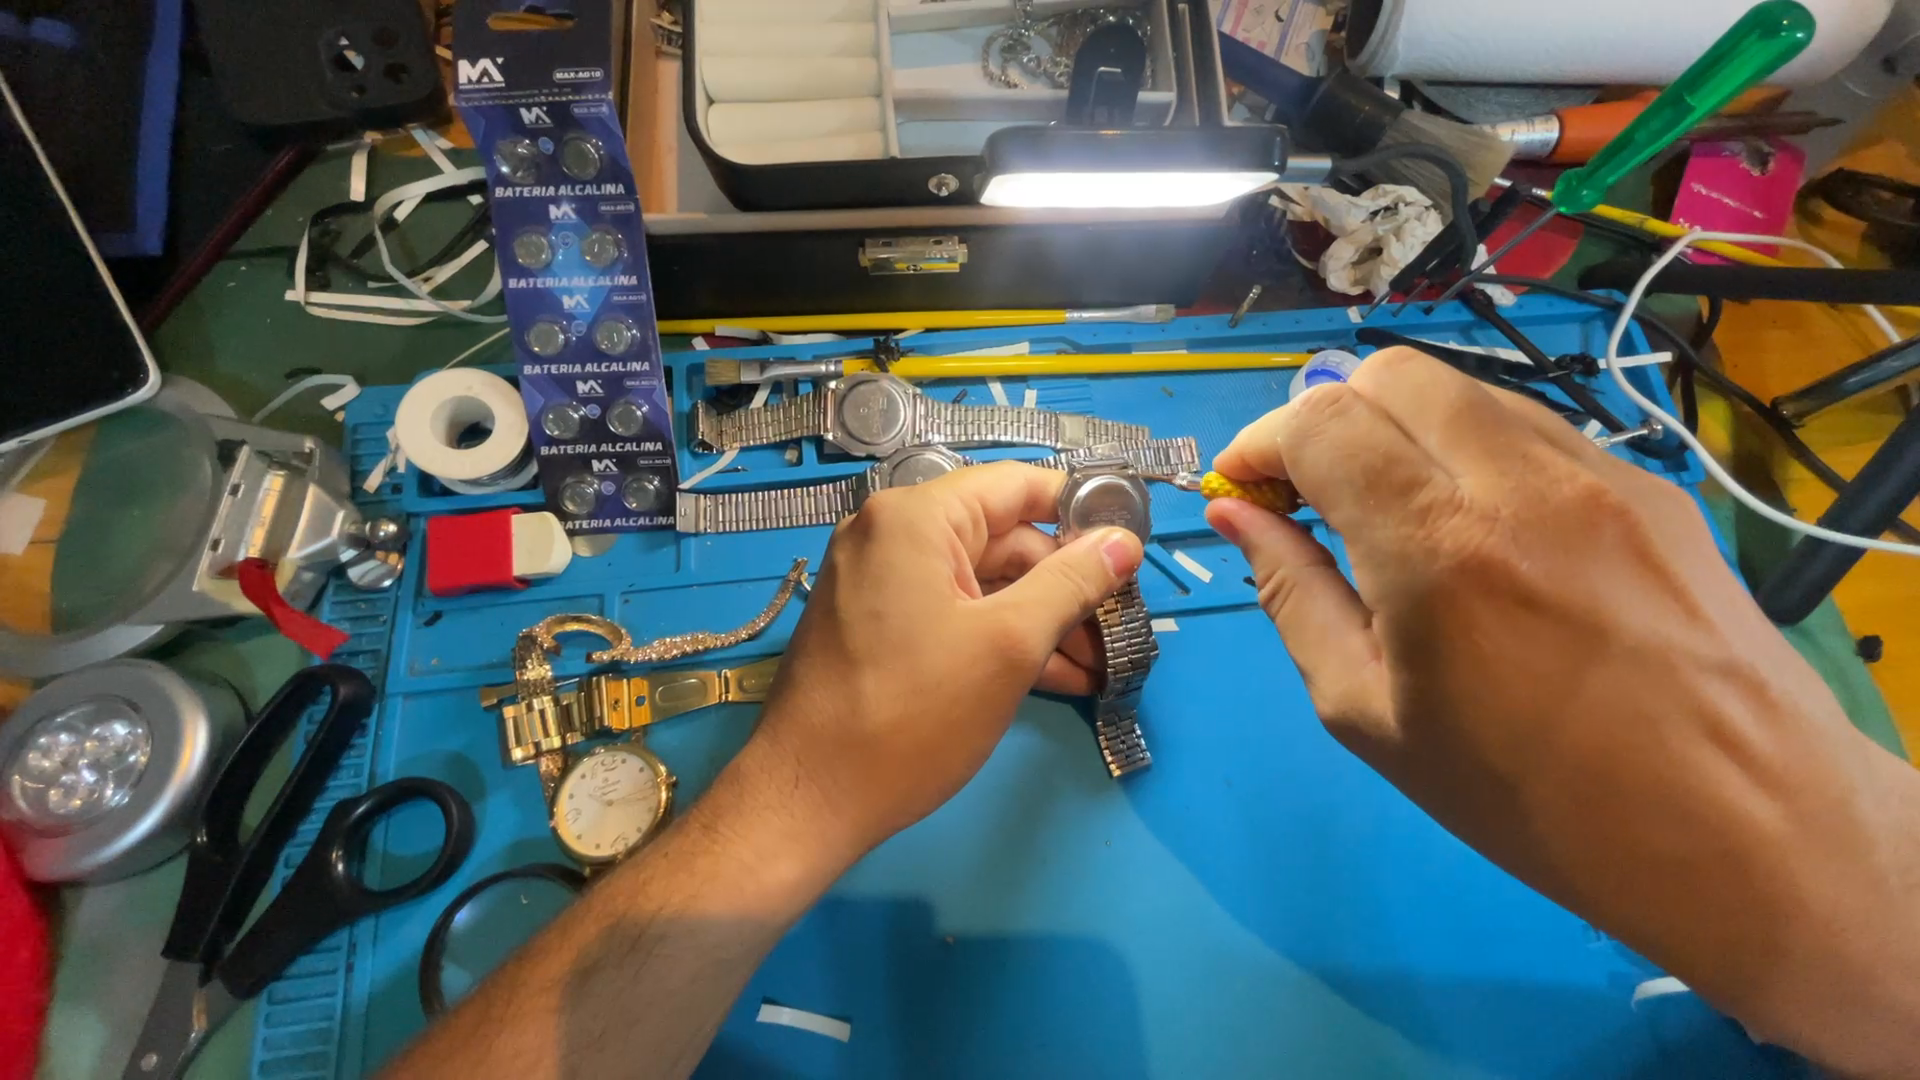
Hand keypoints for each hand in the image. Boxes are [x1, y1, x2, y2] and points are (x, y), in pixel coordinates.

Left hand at [730, 462, 1143, 860]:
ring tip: (1100, 669)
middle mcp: (893, 534)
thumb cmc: (912, 716)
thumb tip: (1123, 541)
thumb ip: (1072, 583)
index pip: (1018, 486)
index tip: (1132, 550)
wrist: (807, 801)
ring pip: (984, 584)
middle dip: (1066, 589)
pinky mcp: (880, 624)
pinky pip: (954, 613)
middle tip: (1121, 634)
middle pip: (1004, 540)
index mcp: (917, 517)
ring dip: (1041, 622)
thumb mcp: (1008, 645)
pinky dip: (999, 639)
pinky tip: (1054, 678)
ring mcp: (882, 581)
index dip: (1081, 513)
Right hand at [1207, 347, 1919, 1075]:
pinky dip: (1456, 447)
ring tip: (1377, 507)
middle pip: (1386, 376)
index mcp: (1436, 549)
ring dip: (1388, 428)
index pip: (1320, 426)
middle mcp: (1518, 483)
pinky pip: (1521, 425)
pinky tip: (1459, 521)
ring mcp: (1597, 473)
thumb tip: (1234, 516)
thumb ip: (1288, 591)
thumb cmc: (1521, 793)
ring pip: (1454, 388)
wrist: (1749, 839)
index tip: (1240, 489)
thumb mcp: (1363, 708)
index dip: (1258, 443)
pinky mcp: (1646, 484)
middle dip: (1319, 419)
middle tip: (1303, 493)